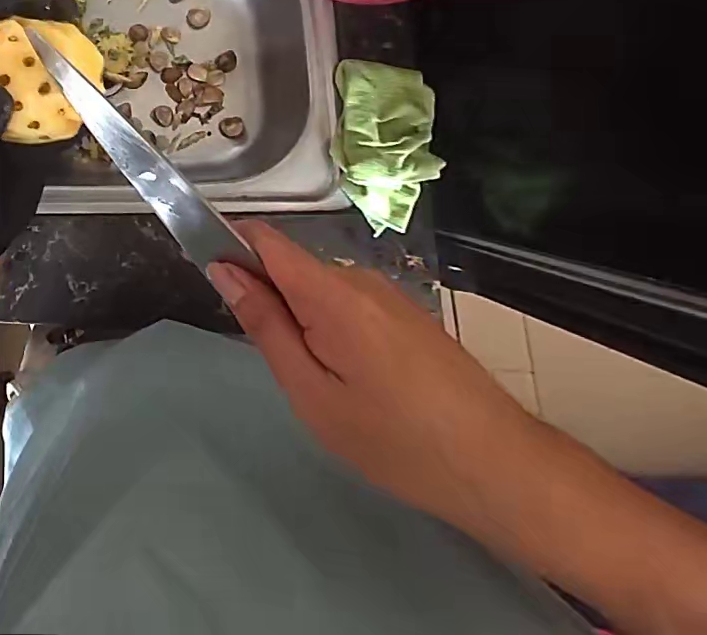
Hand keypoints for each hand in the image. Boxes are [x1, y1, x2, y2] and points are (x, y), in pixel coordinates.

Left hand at [0, 0, 81, 268]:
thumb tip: (0, 94)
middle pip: (3, 40)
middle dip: (24, 15)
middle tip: (50, 1)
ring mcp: (13, 106)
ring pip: (34, 62)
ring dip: (53, 37)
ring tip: (72, 15)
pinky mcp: (38, 125)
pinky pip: (59, 96)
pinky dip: (76, 79)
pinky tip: (91, 63)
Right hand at [208, 221, 552, 528]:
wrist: (501, 468)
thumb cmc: (394, 438)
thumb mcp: (311, 391)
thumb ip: (264, 324)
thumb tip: (224, 270)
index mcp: (331, 292)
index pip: (265, 239)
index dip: (228, 241)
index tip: (205, 268)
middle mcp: (358, 278)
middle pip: (289, 265)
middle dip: (264, 293)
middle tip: (270, 356)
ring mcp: (386, 294)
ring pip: (316, 286)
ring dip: (296, 314)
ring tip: (313, 377)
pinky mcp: (404, 312)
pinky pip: (345, 301)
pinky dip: (325, 323)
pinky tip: (348, 375)